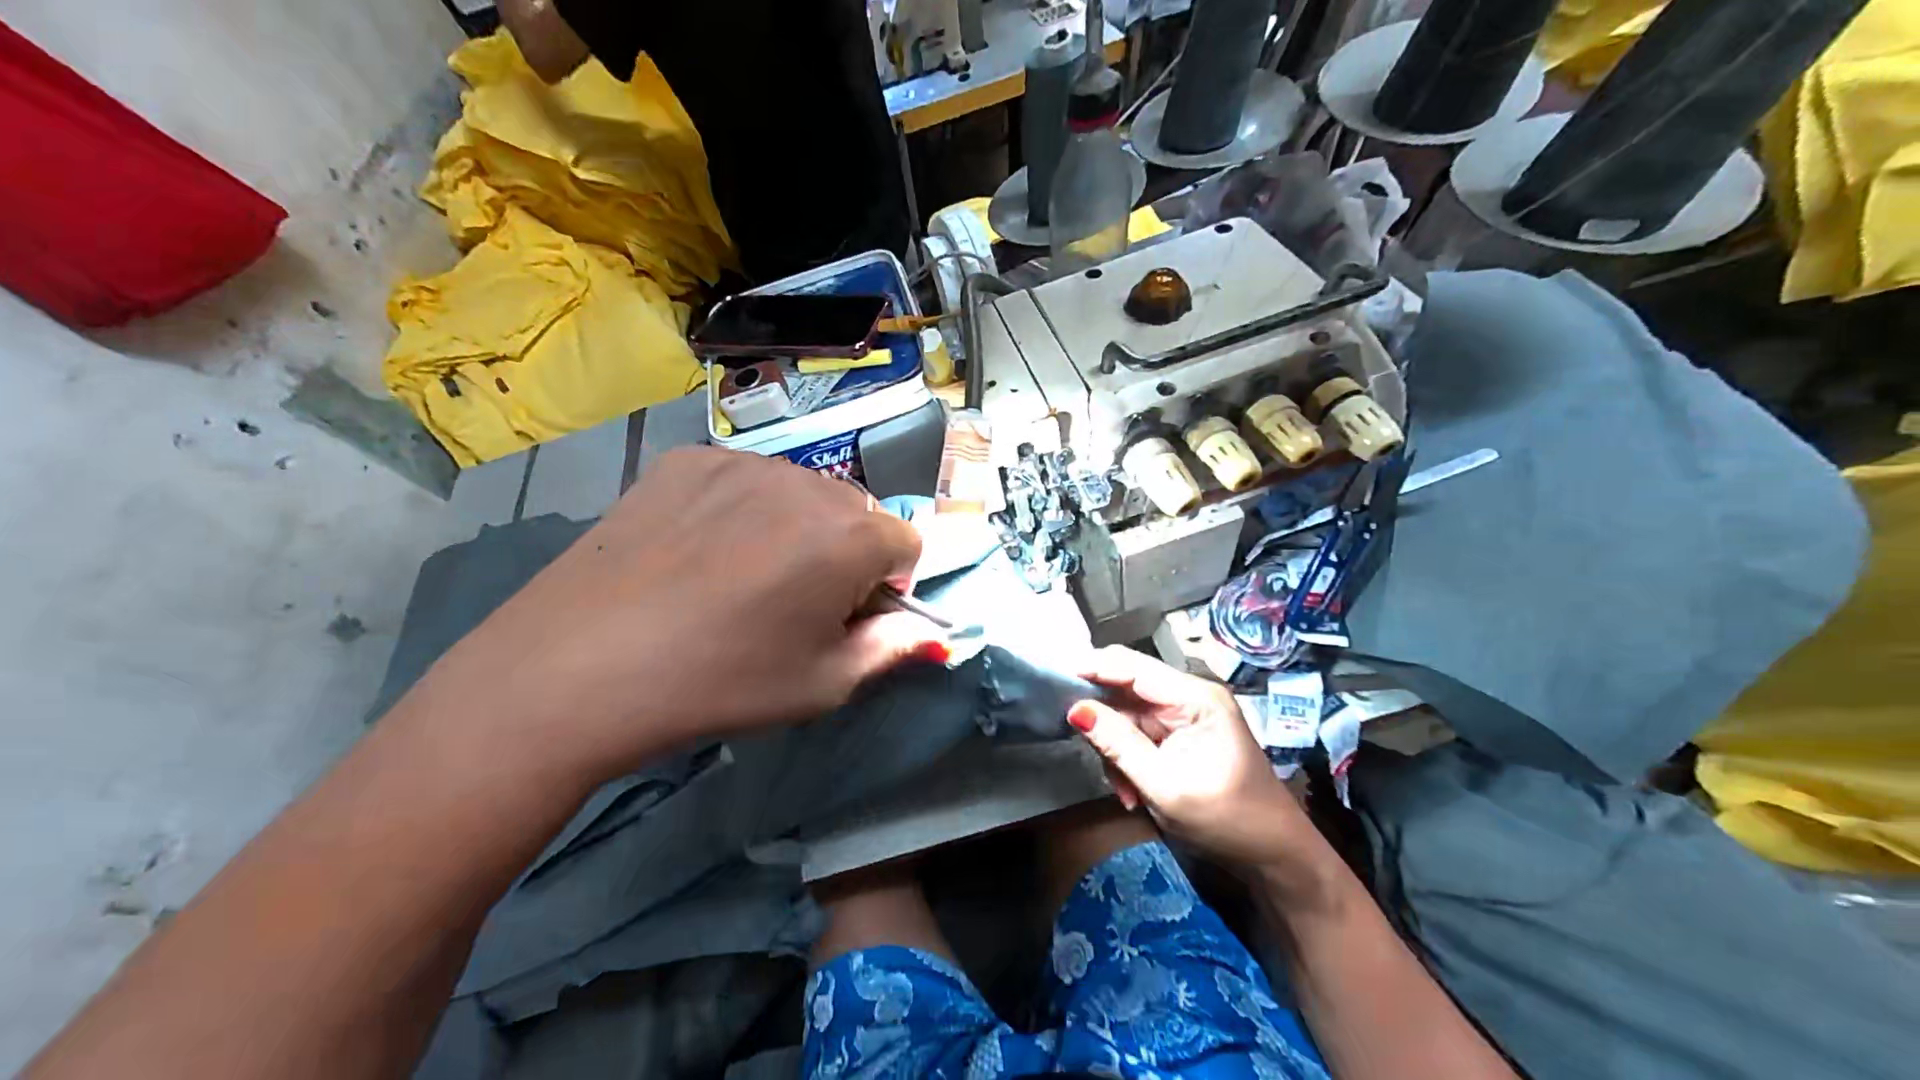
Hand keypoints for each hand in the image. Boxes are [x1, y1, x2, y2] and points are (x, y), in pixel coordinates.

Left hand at [403, 447, 946, 784]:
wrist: (579, 666)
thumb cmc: (720, 682)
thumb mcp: (822, 685)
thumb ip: (890, 649)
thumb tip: (927, 632)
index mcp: (851, 535)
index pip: (908, 542)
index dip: (886, 585)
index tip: (846, 617)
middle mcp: (806, 482)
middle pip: (856, 511)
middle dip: (844, 552)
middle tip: (792, 602)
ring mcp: (740, 462)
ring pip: (799, 492)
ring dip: (794, 526)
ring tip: (737, 577)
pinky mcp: (685, 459)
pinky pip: (741, 479)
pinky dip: (740, 509)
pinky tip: (697, 552)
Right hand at [1068, 647, 1323, 870]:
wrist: (1274, 856)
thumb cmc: (1227, 819)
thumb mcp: (1164, 785)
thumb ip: (1118, 745)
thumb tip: (1076, 710)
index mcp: (1195, 697)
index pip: (1132, 666)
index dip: (1092, 668)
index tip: (1054, 678)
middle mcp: (1189, 696)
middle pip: (1126, 691)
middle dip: (1105, 725)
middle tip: (1094, 757)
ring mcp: (1186, 716)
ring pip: (1127, 717)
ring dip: (1117, 752)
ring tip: (1127, 792)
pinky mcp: (1181, 736)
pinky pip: (1139, 736)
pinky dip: (1129, 762)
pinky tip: (1135, 793)